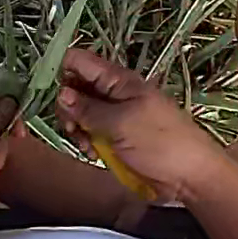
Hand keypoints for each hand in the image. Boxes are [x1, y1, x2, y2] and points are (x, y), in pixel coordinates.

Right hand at [55, 49, 229, 204]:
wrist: (192, 177)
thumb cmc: (160, 142)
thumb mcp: (121, 123)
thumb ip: (88, 108)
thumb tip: (60, 93)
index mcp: (117, 80)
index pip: (78, 60)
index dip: (59, 69)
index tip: (45, 89)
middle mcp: (113, 92)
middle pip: (75, 87)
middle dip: (67, 105)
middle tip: (72, 126)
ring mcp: (114, 114)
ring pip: (80, 110)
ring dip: (76, 126)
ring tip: (85, 144)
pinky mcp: (116, 135)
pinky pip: (90, 130)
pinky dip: (86, 139)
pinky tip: (92, 152)